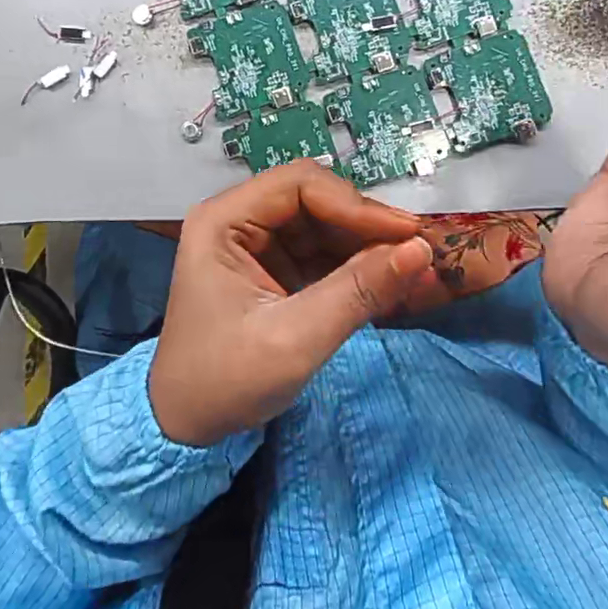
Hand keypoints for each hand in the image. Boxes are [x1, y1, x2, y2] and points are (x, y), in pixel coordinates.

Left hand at [149, 161, 435, 445]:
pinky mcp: (273, 271)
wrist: (186, 423)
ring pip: (324, 227)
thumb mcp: (294, 339)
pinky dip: (356, 267)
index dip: (356, 204)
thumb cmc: (224, 381)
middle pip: (315, 201)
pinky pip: (322, 255)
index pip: (299, 185)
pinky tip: (387, 282)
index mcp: (223, 222)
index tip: (406, 235)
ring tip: (412, 270)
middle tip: (417, 254)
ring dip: (367, 247)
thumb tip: (421, 250)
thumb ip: (356, 292)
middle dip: (366, 226)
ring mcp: (256, 246)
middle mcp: (238, 222)